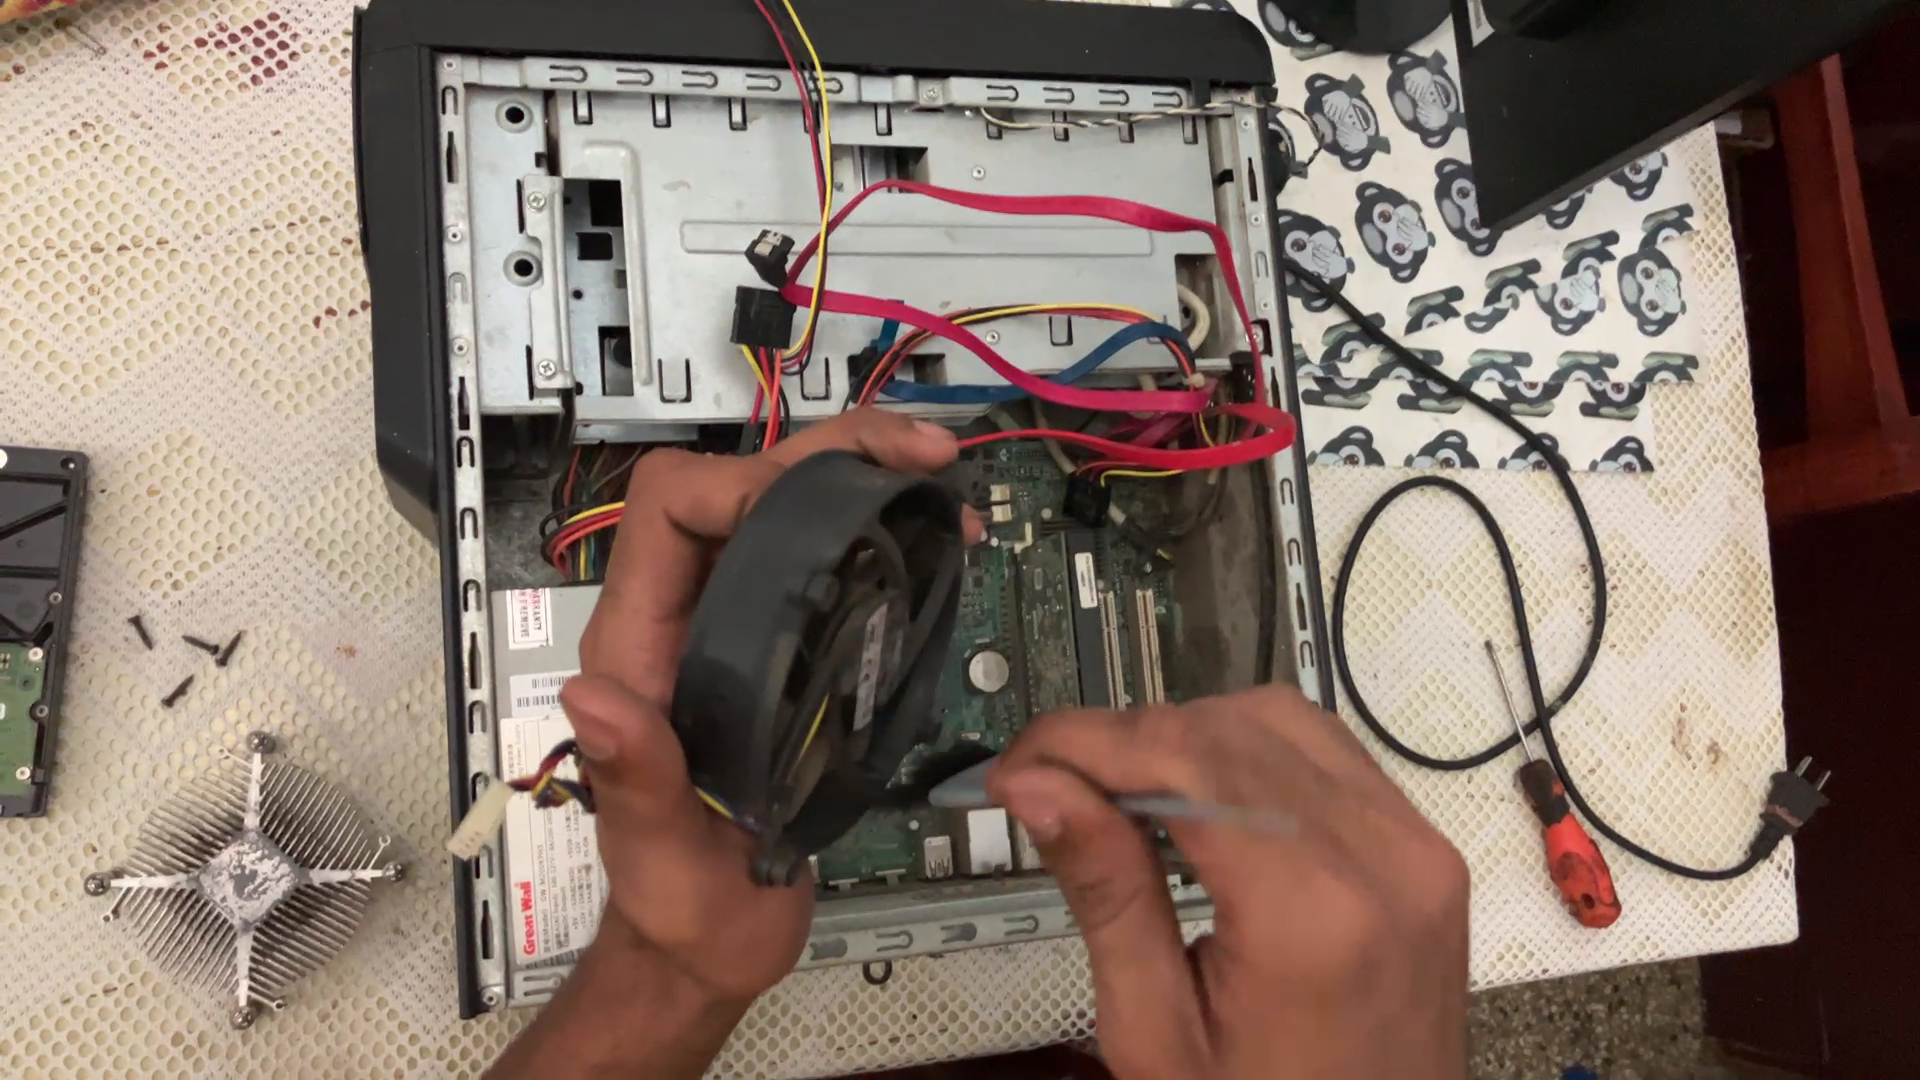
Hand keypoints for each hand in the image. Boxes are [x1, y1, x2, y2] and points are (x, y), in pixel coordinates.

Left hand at [564, 409, 978, 1005]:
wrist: (715, 926)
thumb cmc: (680, 897)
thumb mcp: (657, 853)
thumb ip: (632, 780)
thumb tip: (594, 695)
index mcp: (646, 642)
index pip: (670, 507)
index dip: (743, 481)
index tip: (829, 505)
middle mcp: (694, 611)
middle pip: (745, 482)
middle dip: (832, 450)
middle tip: (922, 452)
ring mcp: (747, 619)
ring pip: (795, 507)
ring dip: (867, 476)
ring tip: (939, 481)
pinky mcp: (794, 637)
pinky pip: (832, 555)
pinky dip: (885, 531)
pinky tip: (934, 541)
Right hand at [985, 686, 1470, 1079]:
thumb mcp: (1156, 1032)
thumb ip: (1103, 891)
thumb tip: (1034, 786)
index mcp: (1313, 913)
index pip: (1179, 761)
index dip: (1082, 742)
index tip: (1016, 765)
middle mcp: (1381, 854)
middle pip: (1215, 729)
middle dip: (1116, 740)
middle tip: (1054, 783)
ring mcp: (1410, 838)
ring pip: (1261, 715)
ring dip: (1174, 737)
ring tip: (1121, 790)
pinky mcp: (1413, 835)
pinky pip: (1309, 740)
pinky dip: (1232, 743)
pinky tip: (1195, 789)